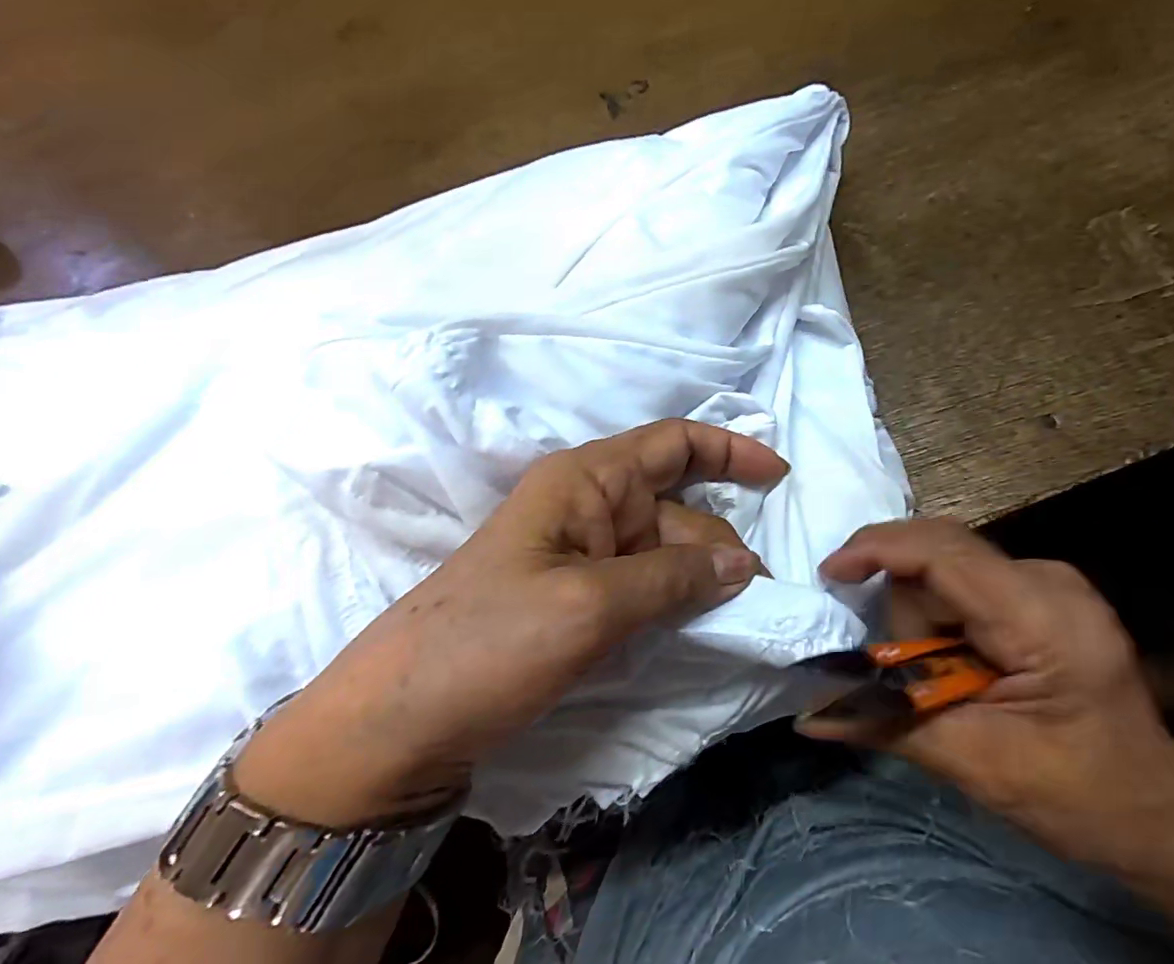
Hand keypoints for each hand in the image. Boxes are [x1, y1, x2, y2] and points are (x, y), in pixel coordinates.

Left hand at [235, 420, 786, 825]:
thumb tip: (746, 565)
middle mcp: (589, 509)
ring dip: (706, 579)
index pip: (673, 443)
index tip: (779, 477)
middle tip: (759, 594)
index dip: (729, 450)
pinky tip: (703, 625)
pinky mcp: (581, 601)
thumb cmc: (488, 645)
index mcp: (585, 482)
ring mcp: (584, 558)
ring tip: (738, 617)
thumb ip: (676, 577)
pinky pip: (650, 587)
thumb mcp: (591, 604)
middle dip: (723, 544)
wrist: (393, 731)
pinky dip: (682, 600)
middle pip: (681, 507)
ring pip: (669, 552)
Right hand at [802, 519, 1173, 901]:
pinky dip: (950, 623)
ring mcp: (1053, 581)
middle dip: (911, 618)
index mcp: (1045, 616)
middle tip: (923, 685)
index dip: (880, 550)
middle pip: (944, 561)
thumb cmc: (1079, 794)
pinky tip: (968, 669)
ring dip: (931, 626)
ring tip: (958, 688)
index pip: (947, 553)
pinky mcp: (1047, 592)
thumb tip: (812, 709)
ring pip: (954, 572)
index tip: (830, 572)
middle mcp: (1050, 578)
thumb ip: (893, 723)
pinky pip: (973, 586)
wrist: (1153, 804)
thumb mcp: (980, 765)